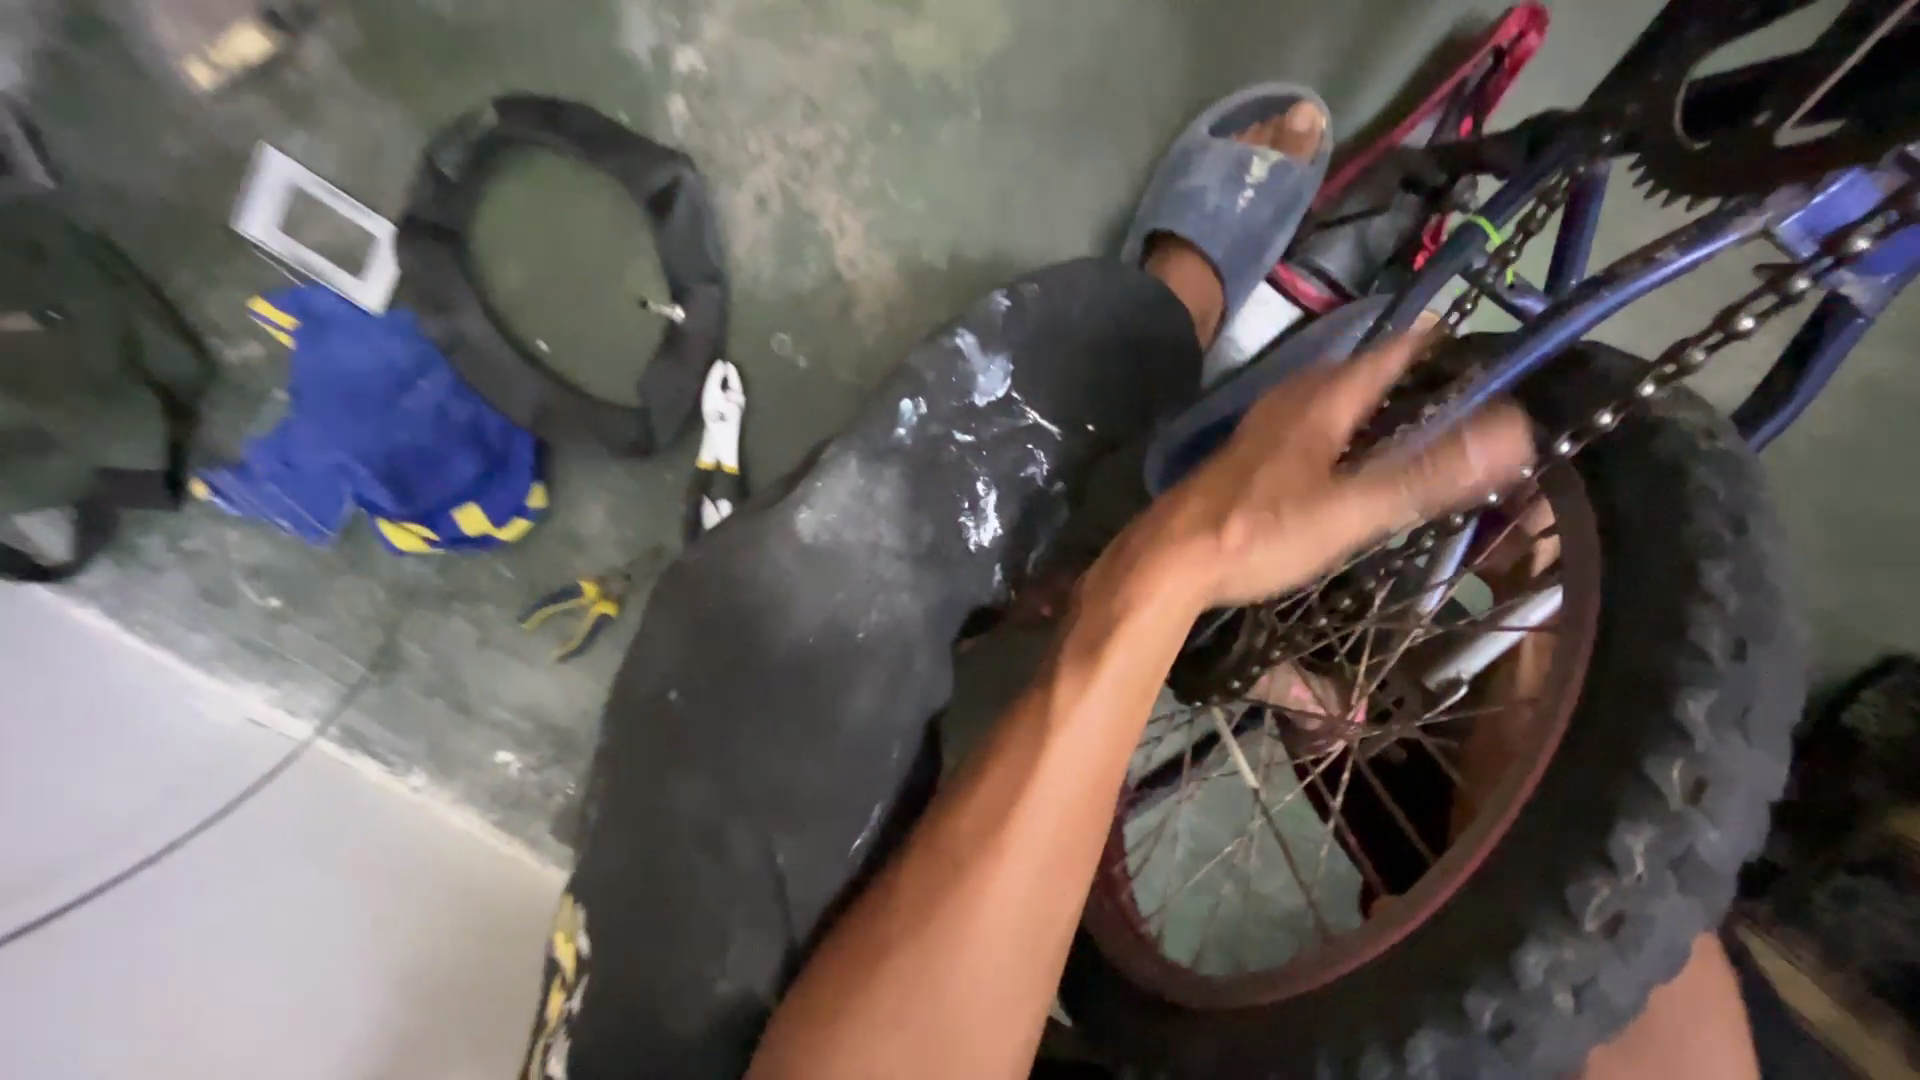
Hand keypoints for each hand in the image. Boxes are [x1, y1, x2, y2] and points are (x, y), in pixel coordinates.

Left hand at [1111, 328, 1536, 610]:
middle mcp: (1285, 404)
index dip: (1424, 344)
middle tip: (1435, 381)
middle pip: (1348, 373)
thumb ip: (1425, 474)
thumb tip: (1515, 429)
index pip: (1384, 356)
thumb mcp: (1350, 510)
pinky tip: (1328, 456)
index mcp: (1318, 404)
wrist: (1169, 558)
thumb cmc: (1259, 533)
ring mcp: (1256, 430)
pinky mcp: (1238, 458)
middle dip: (1392, 372)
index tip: (1463, 337)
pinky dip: (1325, 427)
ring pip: (1317, 398)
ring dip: (1355, 399)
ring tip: (1391, 414)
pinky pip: (1295, 425)